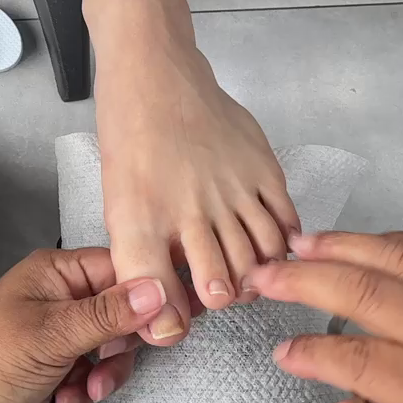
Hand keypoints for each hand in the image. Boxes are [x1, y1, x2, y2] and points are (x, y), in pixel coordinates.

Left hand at [0, 247, 168, 402]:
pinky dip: (90, 385)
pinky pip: (97, 367)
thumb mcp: (53, 335)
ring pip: (113, 343)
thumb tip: (161, 288)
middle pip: (123, 308)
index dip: (150, 293)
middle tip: (113, 363)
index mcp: (58, 271)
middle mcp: (64, 293)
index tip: (177, 321)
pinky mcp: (62, 361)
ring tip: (88, 391)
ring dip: (107, 370)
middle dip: (123, 342)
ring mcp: (63, 329)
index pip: (120, 268)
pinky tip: (70, 401)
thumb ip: (108, 314)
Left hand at [96, 36, 298, 344]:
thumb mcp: (117, 203)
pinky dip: (283, 244)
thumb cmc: (129, 141)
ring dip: (255, 277)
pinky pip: (285, 221)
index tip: (178, 324)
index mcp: (142, 218)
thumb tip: (164, 314)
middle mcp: (191, 209)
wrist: (156, 78)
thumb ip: (139, 258)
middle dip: (221, 300)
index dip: (171, 323)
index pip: (160, 295)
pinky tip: (274, 248)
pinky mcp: (262, 167)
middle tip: (220, 296)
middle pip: (223, 283)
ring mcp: (232, 187)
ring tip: (246, 277)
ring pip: (260, 257)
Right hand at [250, 231, 402, 402]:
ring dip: (342, 245)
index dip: (311, 354)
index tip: (278, 352)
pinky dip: (396, 239)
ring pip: (401, 255)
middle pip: (370, 290)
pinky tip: (370, 242)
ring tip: (297, 244)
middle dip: (303, 279)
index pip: (363, 360)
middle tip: (259, 275)